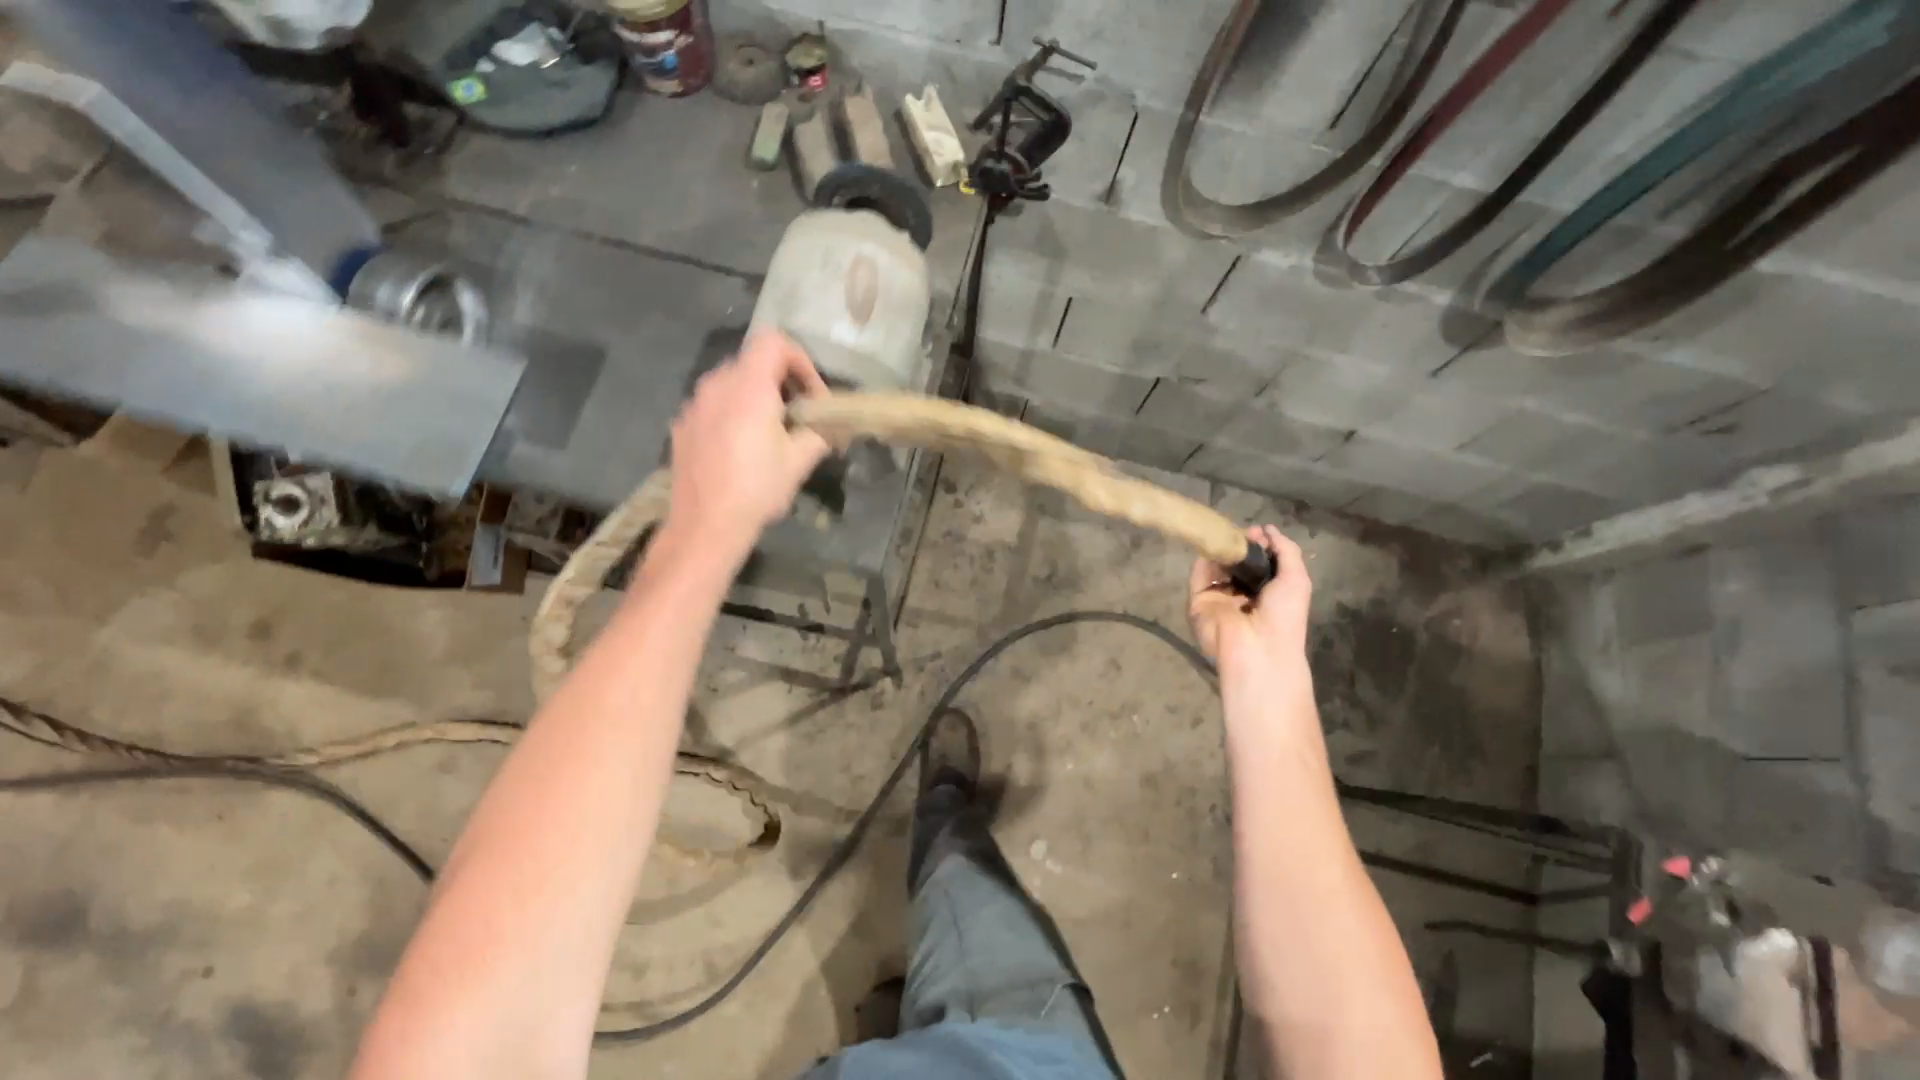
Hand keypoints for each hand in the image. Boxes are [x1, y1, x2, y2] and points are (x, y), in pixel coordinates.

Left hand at [664, 329, 831, 558]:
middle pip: (753, 362)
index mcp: (748, 386)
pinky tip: (740, 449)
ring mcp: (695, 405)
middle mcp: (717, 385)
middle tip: (798, 416)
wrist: (705, 526)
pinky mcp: (683, 426)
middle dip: (780, 382)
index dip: (800, 361)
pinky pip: (713, 406)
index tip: (811, 395)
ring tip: (770, 433)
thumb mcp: (800, 461)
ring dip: (756, 398)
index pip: (774, 342)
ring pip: (731, 383)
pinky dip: (732, 415)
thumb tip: (836, 425)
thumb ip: (821, 432)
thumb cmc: (757, 489)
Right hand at [1187, 525, 1311, 673]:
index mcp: (1266, 592)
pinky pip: (1198, 577)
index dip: (1259, 545)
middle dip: (1239, 545)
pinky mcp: (1198, 602)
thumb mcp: (1297, 579)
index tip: (1258, 531)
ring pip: (1216, 567)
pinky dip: (1203, 561)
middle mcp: (1241, 595)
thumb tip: (1268, 529)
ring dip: (1222, 550)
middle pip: (1235, 563)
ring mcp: (1219, 598)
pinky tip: (1212, 546)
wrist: (1259, 648)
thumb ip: (1286, 551)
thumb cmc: (1284, 615)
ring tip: (1227, 536)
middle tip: (1241, 532)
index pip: (1258, 563)